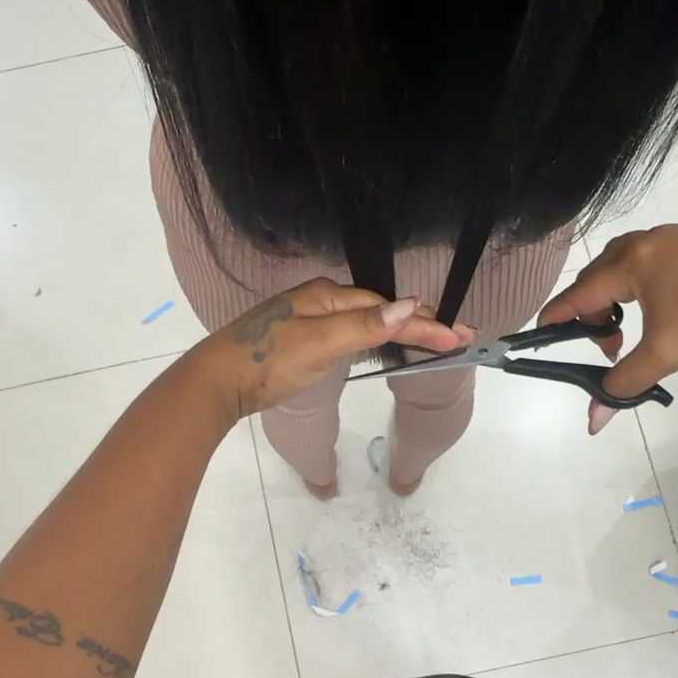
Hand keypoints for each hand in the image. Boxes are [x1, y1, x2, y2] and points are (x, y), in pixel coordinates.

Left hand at [186, 279, 470, 419]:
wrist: (218, 381)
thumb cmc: (268, 361)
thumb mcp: (320, 343)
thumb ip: (364, 326)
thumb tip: (409, 307)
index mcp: (328, 295)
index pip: (387, 307)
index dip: (424, 323)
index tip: (458, 337)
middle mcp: (321, 299)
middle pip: (380, 309)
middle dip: (419, 321)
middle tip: (456, 336)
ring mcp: (309, 318)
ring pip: (365, 320)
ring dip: (400, 328)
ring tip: (431, 338)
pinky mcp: (300, 339)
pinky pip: (350, 332)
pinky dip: (376, 337)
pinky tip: (380, 342)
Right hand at [539, 225, 677, 432]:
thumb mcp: (665, 354)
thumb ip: (622, 384)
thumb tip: (594, 421)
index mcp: (632, 261)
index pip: (578, 294)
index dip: (555, 319)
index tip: (539, 339)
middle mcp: (646, 241)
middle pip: (595, 277)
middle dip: (589, 315)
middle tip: (607, 349)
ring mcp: (672, 238)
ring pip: (619, 267)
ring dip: (612, 300)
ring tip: (629, 333)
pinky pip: (645, 262)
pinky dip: (634, 288)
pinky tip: (655, 313)